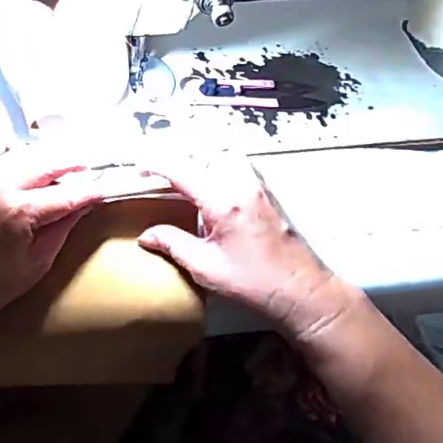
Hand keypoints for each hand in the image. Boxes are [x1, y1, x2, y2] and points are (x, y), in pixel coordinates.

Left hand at [0, 142, 106, 335]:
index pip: (66, 194)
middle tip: (87, 171)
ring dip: (45, 157)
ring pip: (23, 150)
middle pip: (47, 161)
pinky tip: (24, 161)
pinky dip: (12, 150)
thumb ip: (64, 226)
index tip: (104, 188)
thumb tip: (85, 202)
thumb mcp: (40, 261)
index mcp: (18, 211)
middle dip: (71, 164)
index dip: (89, 191)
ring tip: (60, 168)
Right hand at [137, 153, 358, 342]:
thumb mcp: (205, 268)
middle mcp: (241, 185)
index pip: (181, 169)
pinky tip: (211, 186)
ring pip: (223, 154)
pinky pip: (238, 165)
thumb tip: (147, 235)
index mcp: (222, 201)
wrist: (303, 291)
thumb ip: (173, 244)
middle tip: (158, 172)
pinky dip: (219, 165)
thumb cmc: (255, 284)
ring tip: (183, 177)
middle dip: (176, 156)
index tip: (139, 168)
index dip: (155, 164)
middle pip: (203, 152)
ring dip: (200, 158)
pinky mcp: (267, 192)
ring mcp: (257, 186)